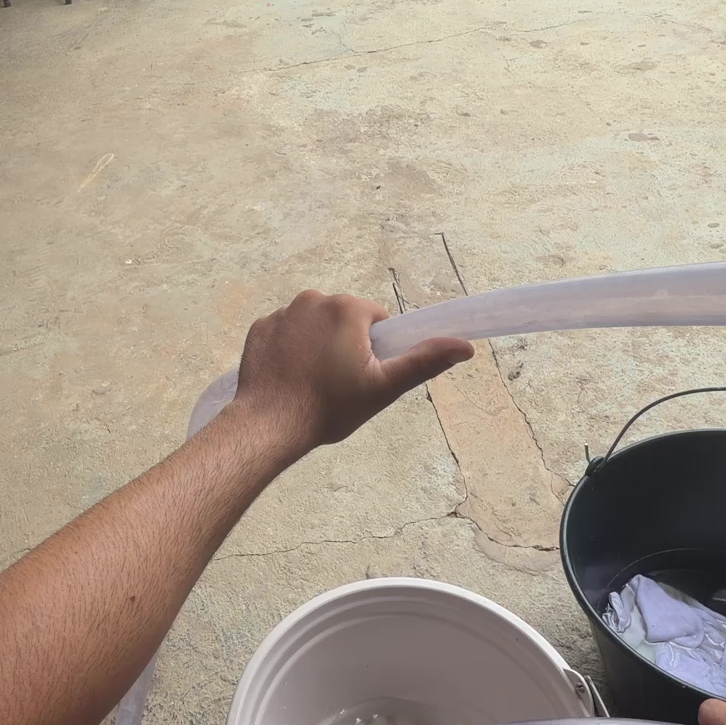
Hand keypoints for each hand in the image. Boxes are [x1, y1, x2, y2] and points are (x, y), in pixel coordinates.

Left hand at [225, 291, 472, 456]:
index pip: (374, 319)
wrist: (270, 424)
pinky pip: (284, 332)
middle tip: (338, 381)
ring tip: (312, 380)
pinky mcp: (260, 328)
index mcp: (347, 309)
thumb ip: (424, 362)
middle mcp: (313, 300)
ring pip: (313, 323)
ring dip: (317, 343)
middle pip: (342, 318)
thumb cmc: (329, 408)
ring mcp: (282, 313)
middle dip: (344, 342)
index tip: (362, 373)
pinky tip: (289, 375)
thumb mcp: (383, 387)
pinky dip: (289, 348)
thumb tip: (465, 346)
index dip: (374, 347)